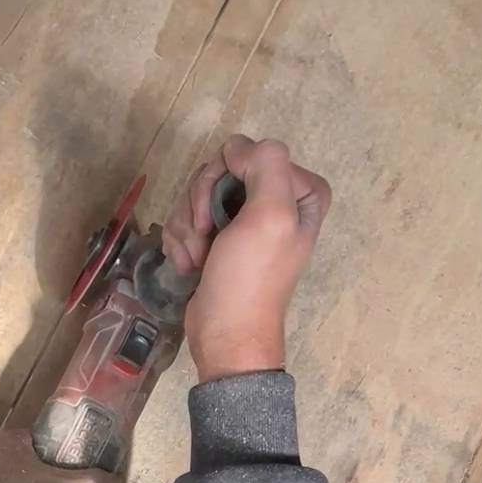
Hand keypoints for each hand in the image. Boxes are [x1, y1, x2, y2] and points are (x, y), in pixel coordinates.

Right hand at [161, 135, 331, 381]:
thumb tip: (236, 147)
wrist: (225, 335)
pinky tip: (189, 265)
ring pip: (197, 197)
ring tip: (196, 259)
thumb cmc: (249, 280)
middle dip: (200, 207)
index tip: (218, 215)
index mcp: (299, 191)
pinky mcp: (218, 241)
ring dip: (187, 229)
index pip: (249, 153)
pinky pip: (188, 221)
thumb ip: (265, 163)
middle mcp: (275, 201)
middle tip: (204, 238)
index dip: (225, 178)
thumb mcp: (270, 216)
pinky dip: (182, 243)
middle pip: (219, 173)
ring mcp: (244, 222)